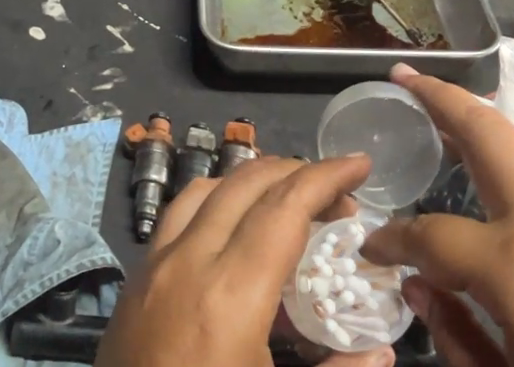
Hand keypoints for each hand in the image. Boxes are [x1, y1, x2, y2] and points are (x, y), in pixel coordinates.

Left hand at [96, 155, 394, 366]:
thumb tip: (380, 350)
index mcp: (231, 295)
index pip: (285, 209)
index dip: (326, 178)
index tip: (360, 165)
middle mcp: (188, 262)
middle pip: (246, 186)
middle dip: (296, 174)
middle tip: (338, 197)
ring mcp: (153, 267)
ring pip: (205, 190)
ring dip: (251, 181)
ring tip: (288, 199)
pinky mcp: (133, 281)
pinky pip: (175, 215)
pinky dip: (213, 200)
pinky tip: (231, 225)